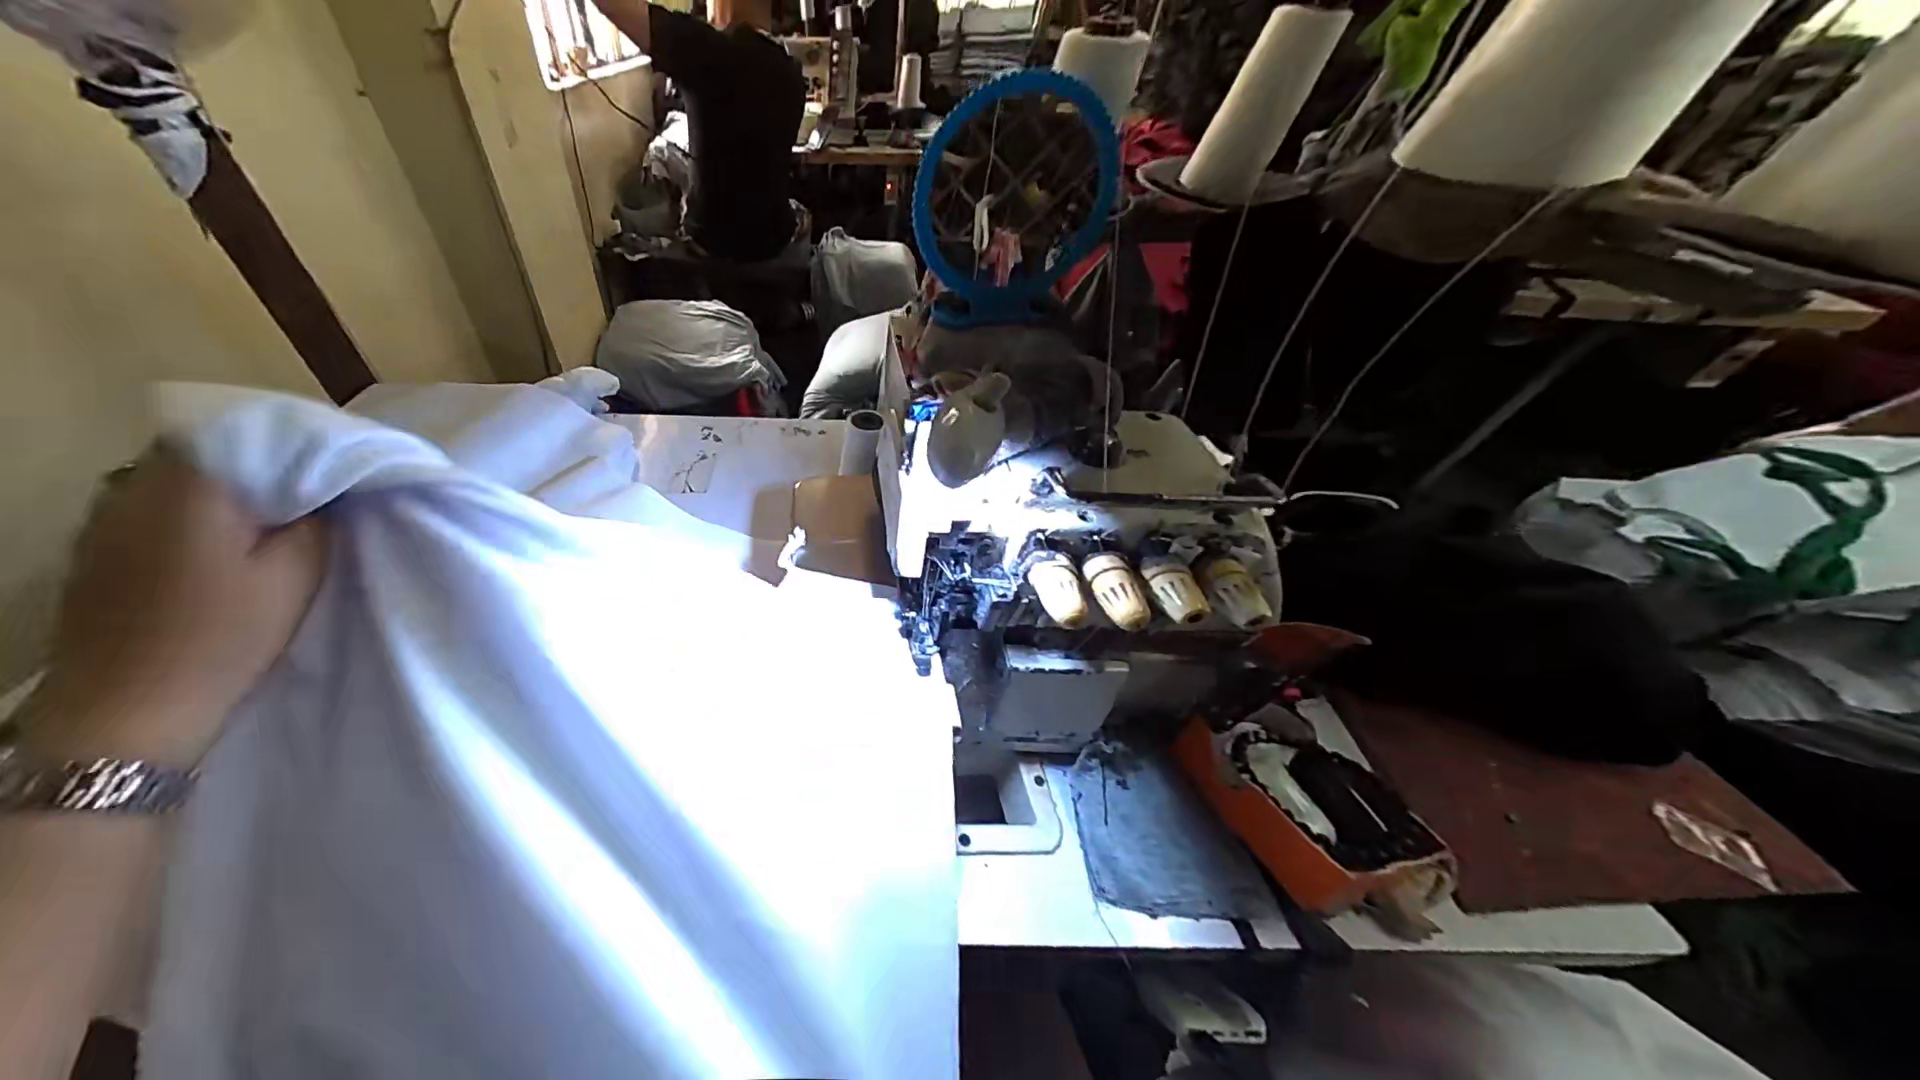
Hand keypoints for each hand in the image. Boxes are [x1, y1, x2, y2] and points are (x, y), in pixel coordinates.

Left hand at [26, 454, 328, 763]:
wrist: (129, 709)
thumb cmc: (223, 636)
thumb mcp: (296, 574)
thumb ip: (319, 519)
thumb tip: (333, 488)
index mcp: (188, 489)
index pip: (245, 432)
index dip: (298, 439)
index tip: (341, 459)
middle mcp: (134, 488)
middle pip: (209, 449)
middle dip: (268, 460)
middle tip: (321, 486)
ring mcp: (105, 518)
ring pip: (181, 477)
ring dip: (233, 486)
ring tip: (282, 511)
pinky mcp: (99, 548)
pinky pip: (157, 505)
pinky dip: (201, 509)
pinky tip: (230, 539)